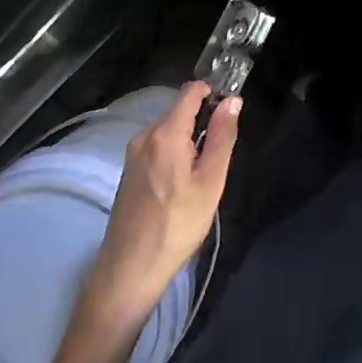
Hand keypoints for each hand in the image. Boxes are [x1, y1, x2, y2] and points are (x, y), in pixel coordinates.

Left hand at [93, 81, 240, 307]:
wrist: (129, 270)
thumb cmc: (178, 224)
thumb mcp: (211, 180)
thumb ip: (223, 136)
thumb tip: (232, 100)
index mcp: (166, 133)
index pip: (190, 92)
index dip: (213, 92)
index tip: (230, 110)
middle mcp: (144, 136)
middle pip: (179, 112)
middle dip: (203, 121)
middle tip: (219, 154)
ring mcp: (133, 154)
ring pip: (168, 131)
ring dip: (189, 140)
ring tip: (202, 173)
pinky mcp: (128, 172)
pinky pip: (157, 147)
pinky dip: (174, 153)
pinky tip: (182, 183)